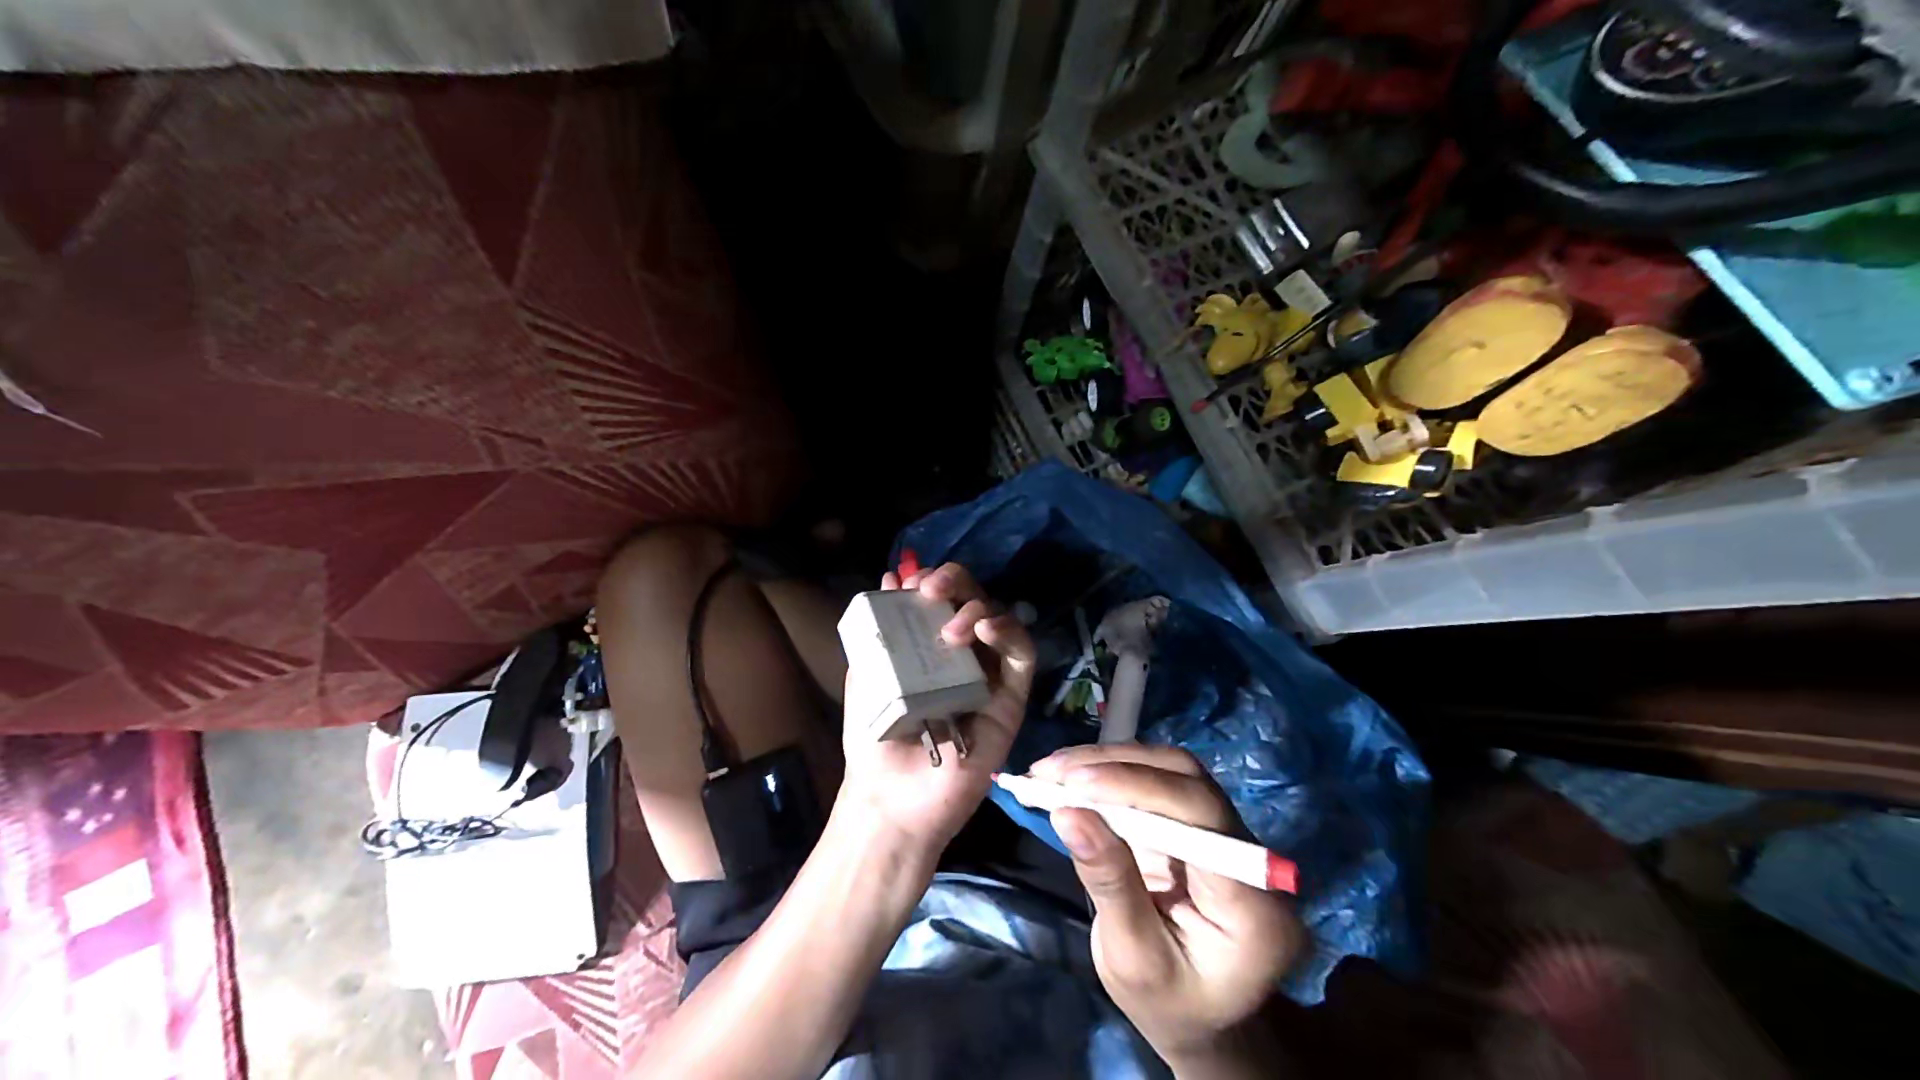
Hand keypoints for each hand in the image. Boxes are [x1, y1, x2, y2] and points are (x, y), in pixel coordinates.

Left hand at [837, 562, 1035, 852]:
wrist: (891, 799)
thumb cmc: (875, 740)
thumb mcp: (869, 674)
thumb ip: (882, 628)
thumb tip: (891, 577)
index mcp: (928, 648)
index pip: (942, 600)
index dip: (933, 580)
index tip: (913, 583)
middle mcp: (962, 656)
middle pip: (973, 602)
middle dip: (955, 583)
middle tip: (933, 591)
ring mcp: (988, 676)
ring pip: (1000, 621)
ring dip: (978, 608)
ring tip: (953, 627)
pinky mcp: (1011, 699)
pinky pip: (1022, 656)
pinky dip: (1009, 631)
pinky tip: (984, 628)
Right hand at [1032, 744, 1304, 1071]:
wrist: (1202, 1018)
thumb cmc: (1171, 1004)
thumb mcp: (1133, 959)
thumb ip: (1109, 883)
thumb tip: (1067, 812)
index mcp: (1253, 900)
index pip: (1203, 814)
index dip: (1139, 786)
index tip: (1075, 783)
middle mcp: (1248, 853)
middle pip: (1187, 780)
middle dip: (1114, 768)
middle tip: (1050, 772)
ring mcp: (1224, 833)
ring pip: (1169, 771)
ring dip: (1106, 763)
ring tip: (1049, 771)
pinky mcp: (1196, 824)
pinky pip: (1155, 783)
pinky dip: (1109, 775)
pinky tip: (1069, 778)